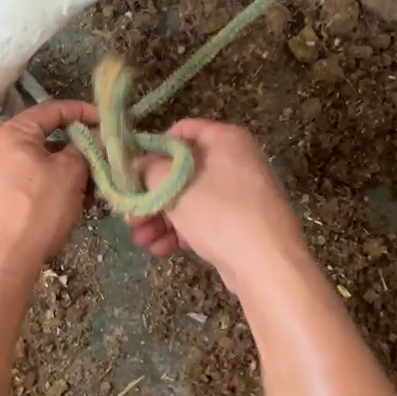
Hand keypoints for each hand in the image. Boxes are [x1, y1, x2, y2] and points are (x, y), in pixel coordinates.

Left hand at [0, 99, 97, 277]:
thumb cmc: (37, 211)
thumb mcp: (70, 174)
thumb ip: (84, 149)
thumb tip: (90, 142)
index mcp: (12, 134)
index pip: (52, 110)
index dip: (83, 112)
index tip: (106, 122)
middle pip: (46, 141)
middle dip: (78, 152)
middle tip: (102, 167)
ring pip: (40, 167)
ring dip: (68, 176)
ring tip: (91, 196)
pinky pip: (29, 186)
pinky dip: (52, 191)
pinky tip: (70, 210)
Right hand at [126, 119, 308, 292]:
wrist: (267, 264)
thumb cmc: (219, 213)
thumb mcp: (174, 186)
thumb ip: (148, 169)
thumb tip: (138, 166)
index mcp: (226, 140)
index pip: (182, 131)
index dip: (153, 148)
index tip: (132, 170)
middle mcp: (234, 162)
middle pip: (181, 171)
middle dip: (151, 196)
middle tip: (129, 215)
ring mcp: (238, 195)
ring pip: (189, 199)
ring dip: (160, 219)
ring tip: (141, 240)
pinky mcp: (238, 225)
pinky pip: (202, 220)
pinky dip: (180, 232)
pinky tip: (160, 250)